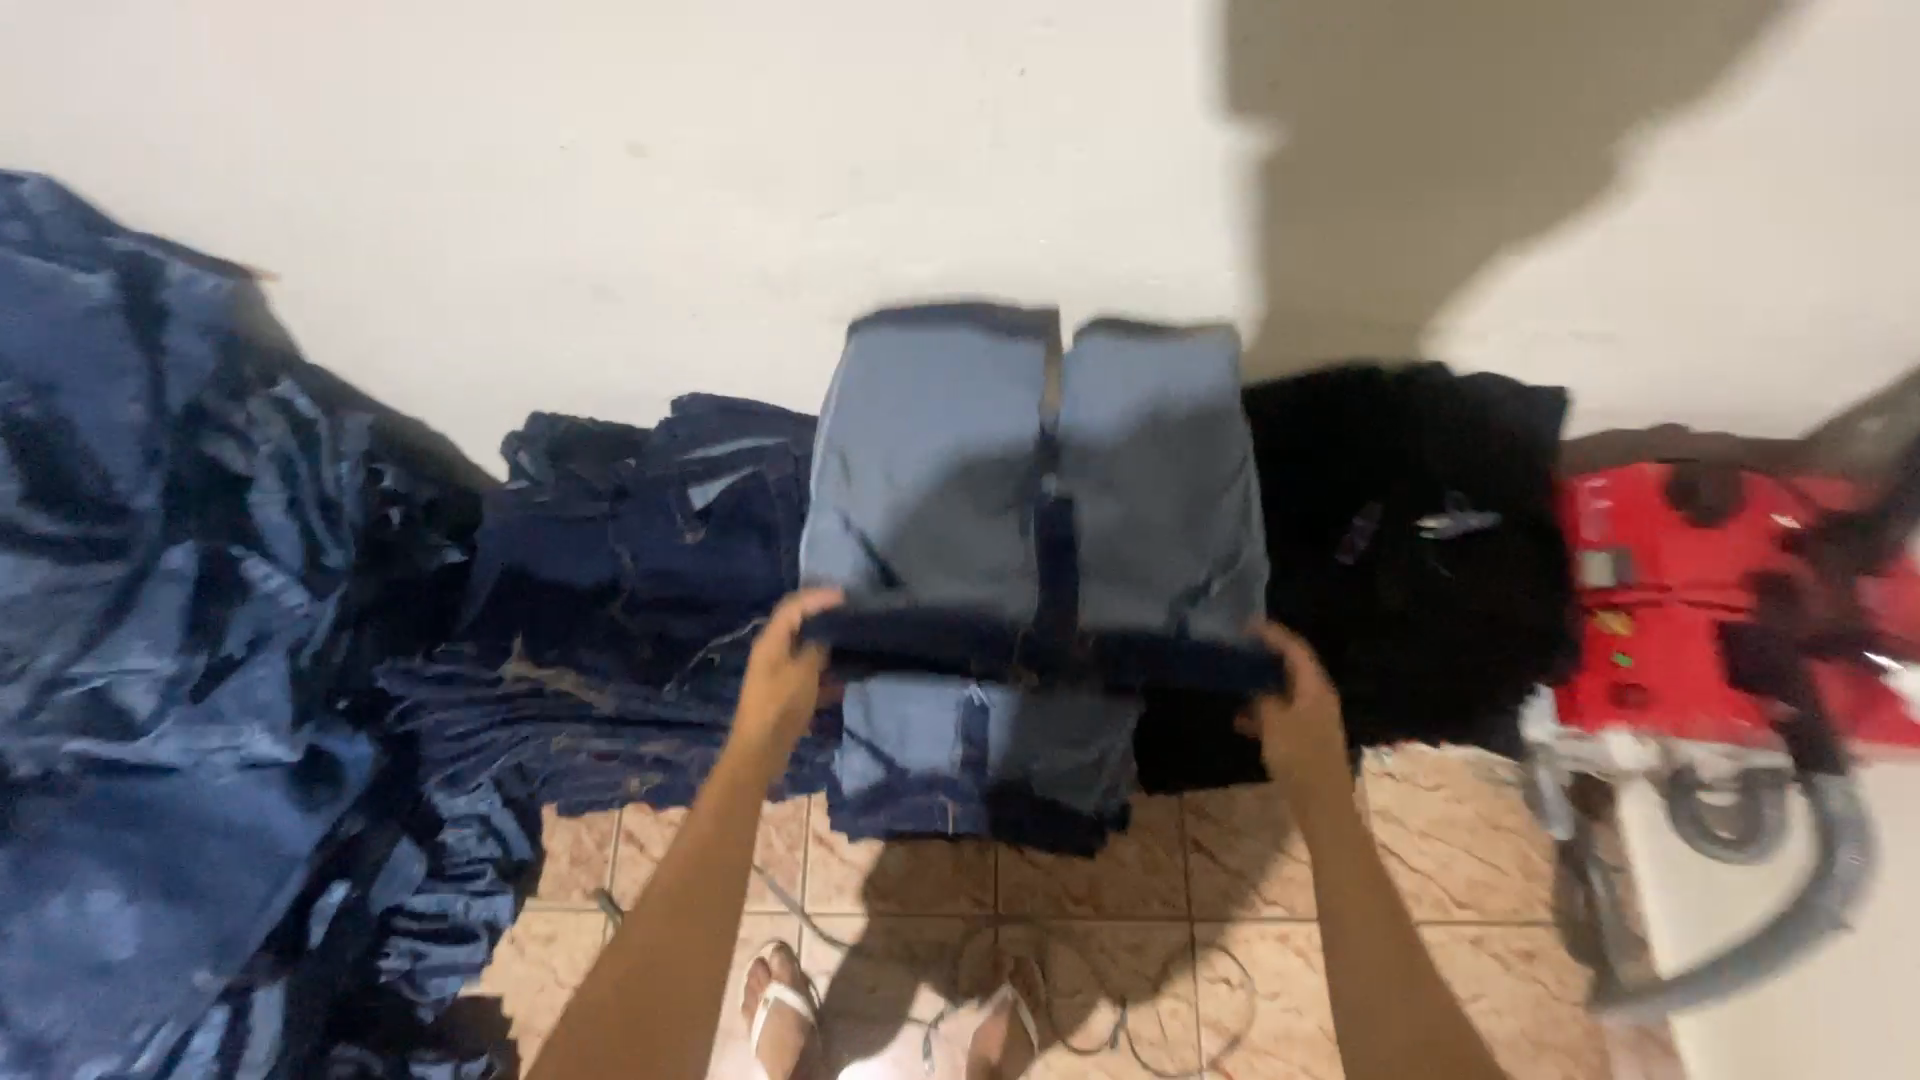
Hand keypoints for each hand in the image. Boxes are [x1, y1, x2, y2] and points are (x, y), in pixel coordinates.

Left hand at [729, 588, 843, 766]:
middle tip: (852, 616)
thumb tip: (826, 636)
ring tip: (855, 646)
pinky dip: (827, 676)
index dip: (818, 597)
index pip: (793, 607)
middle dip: (825, 620)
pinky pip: (810, 677)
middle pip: (799, 627)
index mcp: (771, 641)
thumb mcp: (803, 672)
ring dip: (829, 649)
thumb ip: (816, 648)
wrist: (760, 752)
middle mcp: (773, 653)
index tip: (845, 596)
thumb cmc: (780, 706)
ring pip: (807, 653)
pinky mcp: (786, 695)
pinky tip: (847, 682)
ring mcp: (779, 675)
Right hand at [1237, 621, 1350, 800]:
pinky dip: (1262, 712)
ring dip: (1260, 686)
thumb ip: (1263, 697)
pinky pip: (1281, 714)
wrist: (1323, 805)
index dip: (1273, 635)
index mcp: (1315, 689)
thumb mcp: (1274, 723)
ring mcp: (1313, 719)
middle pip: (1291, 668)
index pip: (1295, 650)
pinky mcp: (1305, 739)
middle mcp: (1317, 698)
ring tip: (1232, 683)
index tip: (1246, 626)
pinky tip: (1240, 722)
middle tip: (1236, 650)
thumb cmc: (1300, 759)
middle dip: (1264, 658)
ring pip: (1283, 691)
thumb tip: (1255, 684)